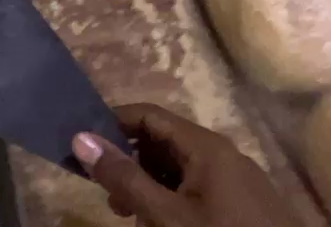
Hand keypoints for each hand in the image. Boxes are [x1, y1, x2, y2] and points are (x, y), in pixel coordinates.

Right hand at [72, 104, 292, 226]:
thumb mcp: (167, 218)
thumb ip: (124, 178)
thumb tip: (80, 137)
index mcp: (206, 146)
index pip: (147, 114)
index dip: (112, 124)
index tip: (84, 146)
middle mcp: (224, 155)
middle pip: (163, 143)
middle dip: (130, 165)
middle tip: (107, 196)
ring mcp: (241, 184)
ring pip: (181, 171)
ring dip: (151, 188)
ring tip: (133, 218)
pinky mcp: (250, 212)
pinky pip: (202, 192)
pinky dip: (176, 204)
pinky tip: (165, 226)